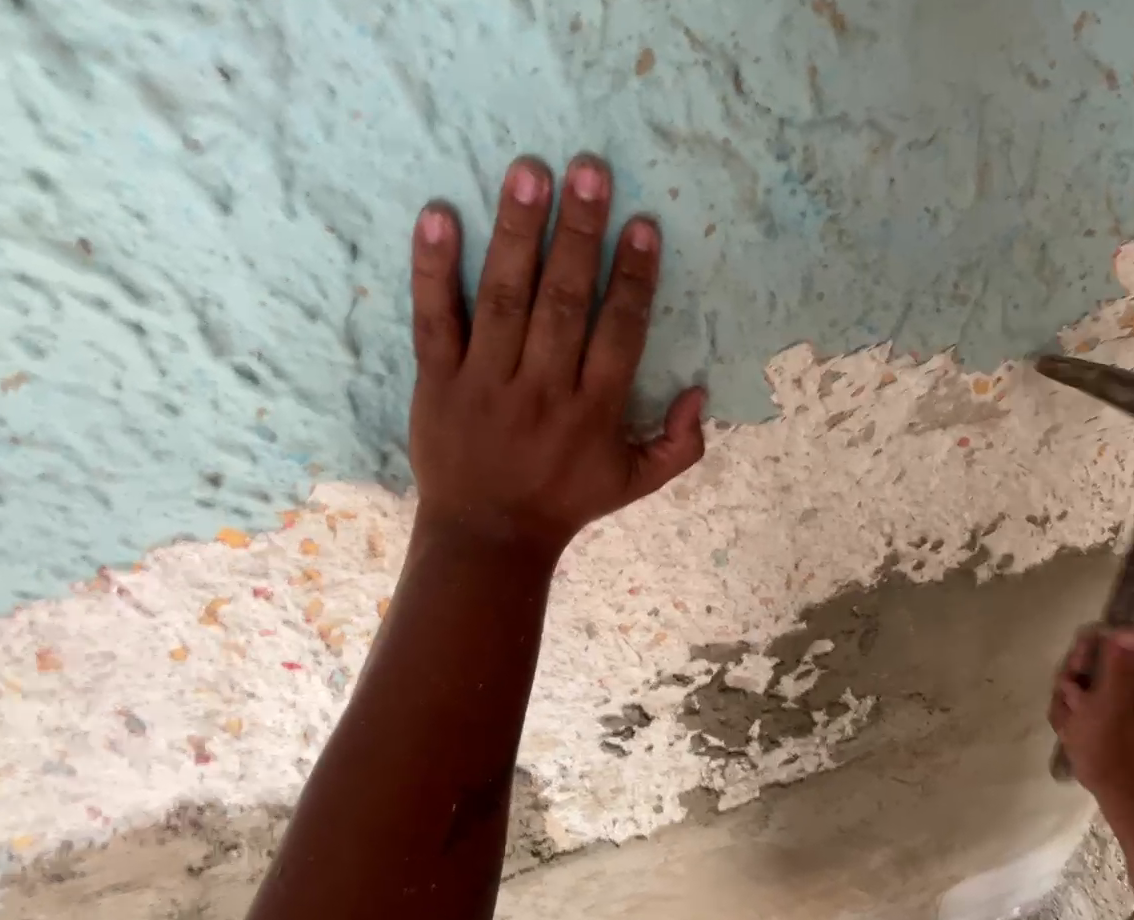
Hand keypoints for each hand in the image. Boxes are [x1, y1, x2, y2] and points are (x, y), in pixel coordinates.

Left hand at [407, 154, 705, 556]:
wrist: (487, 535)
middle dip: (579, 235)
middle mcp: (543, 389)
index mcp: (595, 412)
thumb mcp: (639, 484)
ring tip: (529, 173)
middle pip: (563, 302)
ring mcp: (485, 381)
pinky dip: (433, 269)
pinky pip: (434, 319)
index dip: (633, 278)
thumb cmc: (568, 500)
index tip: (642, 225)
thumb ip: (681, 445)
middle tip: (588, 171)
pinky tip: (440, 215)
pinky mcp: (437, 380)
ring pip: (504, 298)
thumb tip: (699, 392)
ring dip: (517, 233)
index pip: (619, 333)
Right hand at [1048, 625, 1133, 802]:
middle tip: (1072, 703)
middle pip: (1087, 660)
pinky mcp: (1109, 715)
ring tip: (1071, 724)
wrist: (1120, 791)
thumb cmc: (1110, 744)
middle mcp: (1132, 678)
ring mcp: (1119, 697)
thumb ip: (1116, 660)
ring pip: (1079, 683)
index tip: (1075, 675)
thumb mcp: (1109, 697)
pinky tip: (1072, 731)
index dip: (1083, 653)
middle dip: (1071, 682)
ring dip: (1067, 702)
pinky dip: (1072, 715)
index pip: (1104, 638)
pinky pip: (1081, 702)